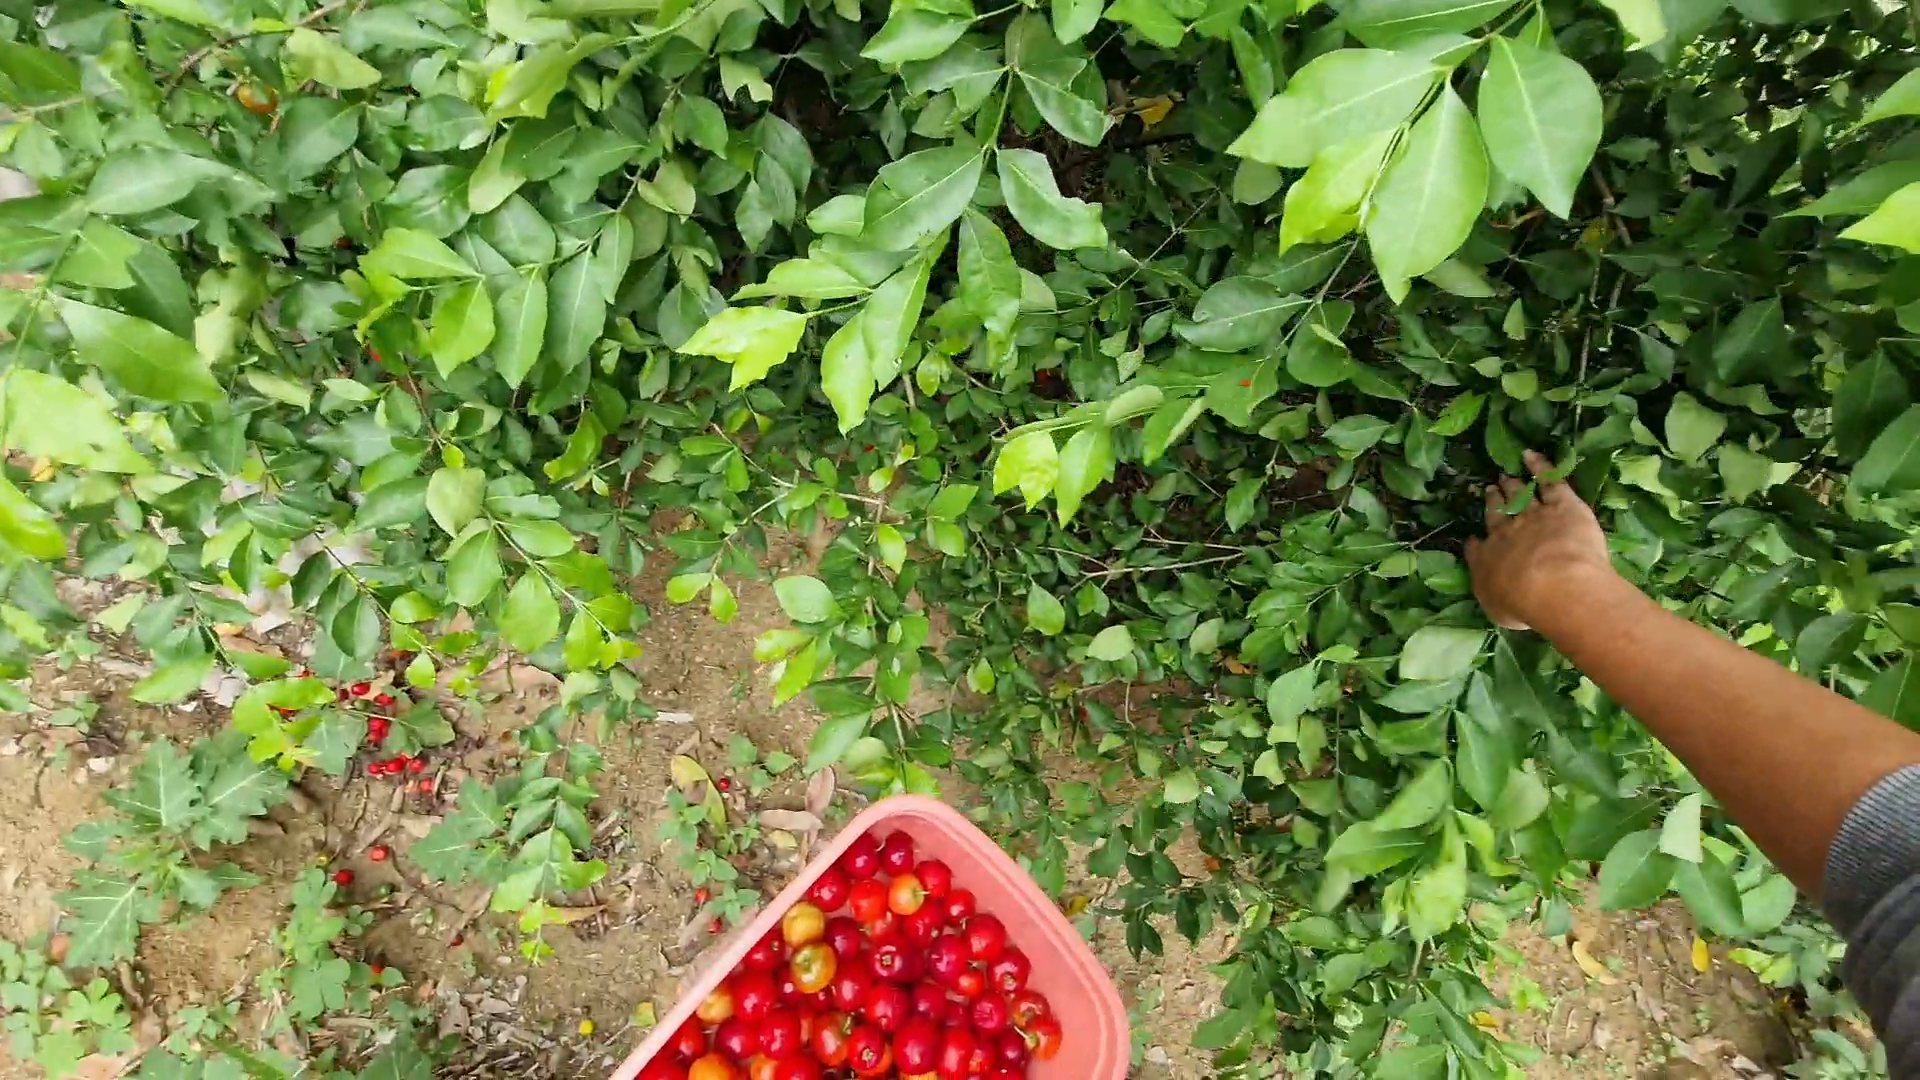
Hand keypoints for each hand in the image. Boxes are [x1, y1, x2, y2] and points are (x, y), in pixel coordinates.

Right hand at [1466, 451, 1617, 630]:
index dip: (1482, 531)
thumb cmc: (1523, 604)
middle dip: (1494, 500)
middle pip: (1498, 512)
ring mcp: (1533, 516)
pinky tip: (1531, 456)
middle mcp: (1506, 532)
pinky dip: (1540, 467)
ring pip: (1520, 496)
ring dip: (1513, 486)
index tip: (1479, 528)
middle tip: (1490, 489)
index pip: (1483, 539)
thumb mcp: (1496, 605)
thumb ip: (1488, 584)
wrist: (1553, 587)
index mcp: (1490, 556)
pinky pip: (1550, 482)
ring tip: (1506, 475)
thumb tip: (1478, 563)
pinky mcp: (1562, 506)